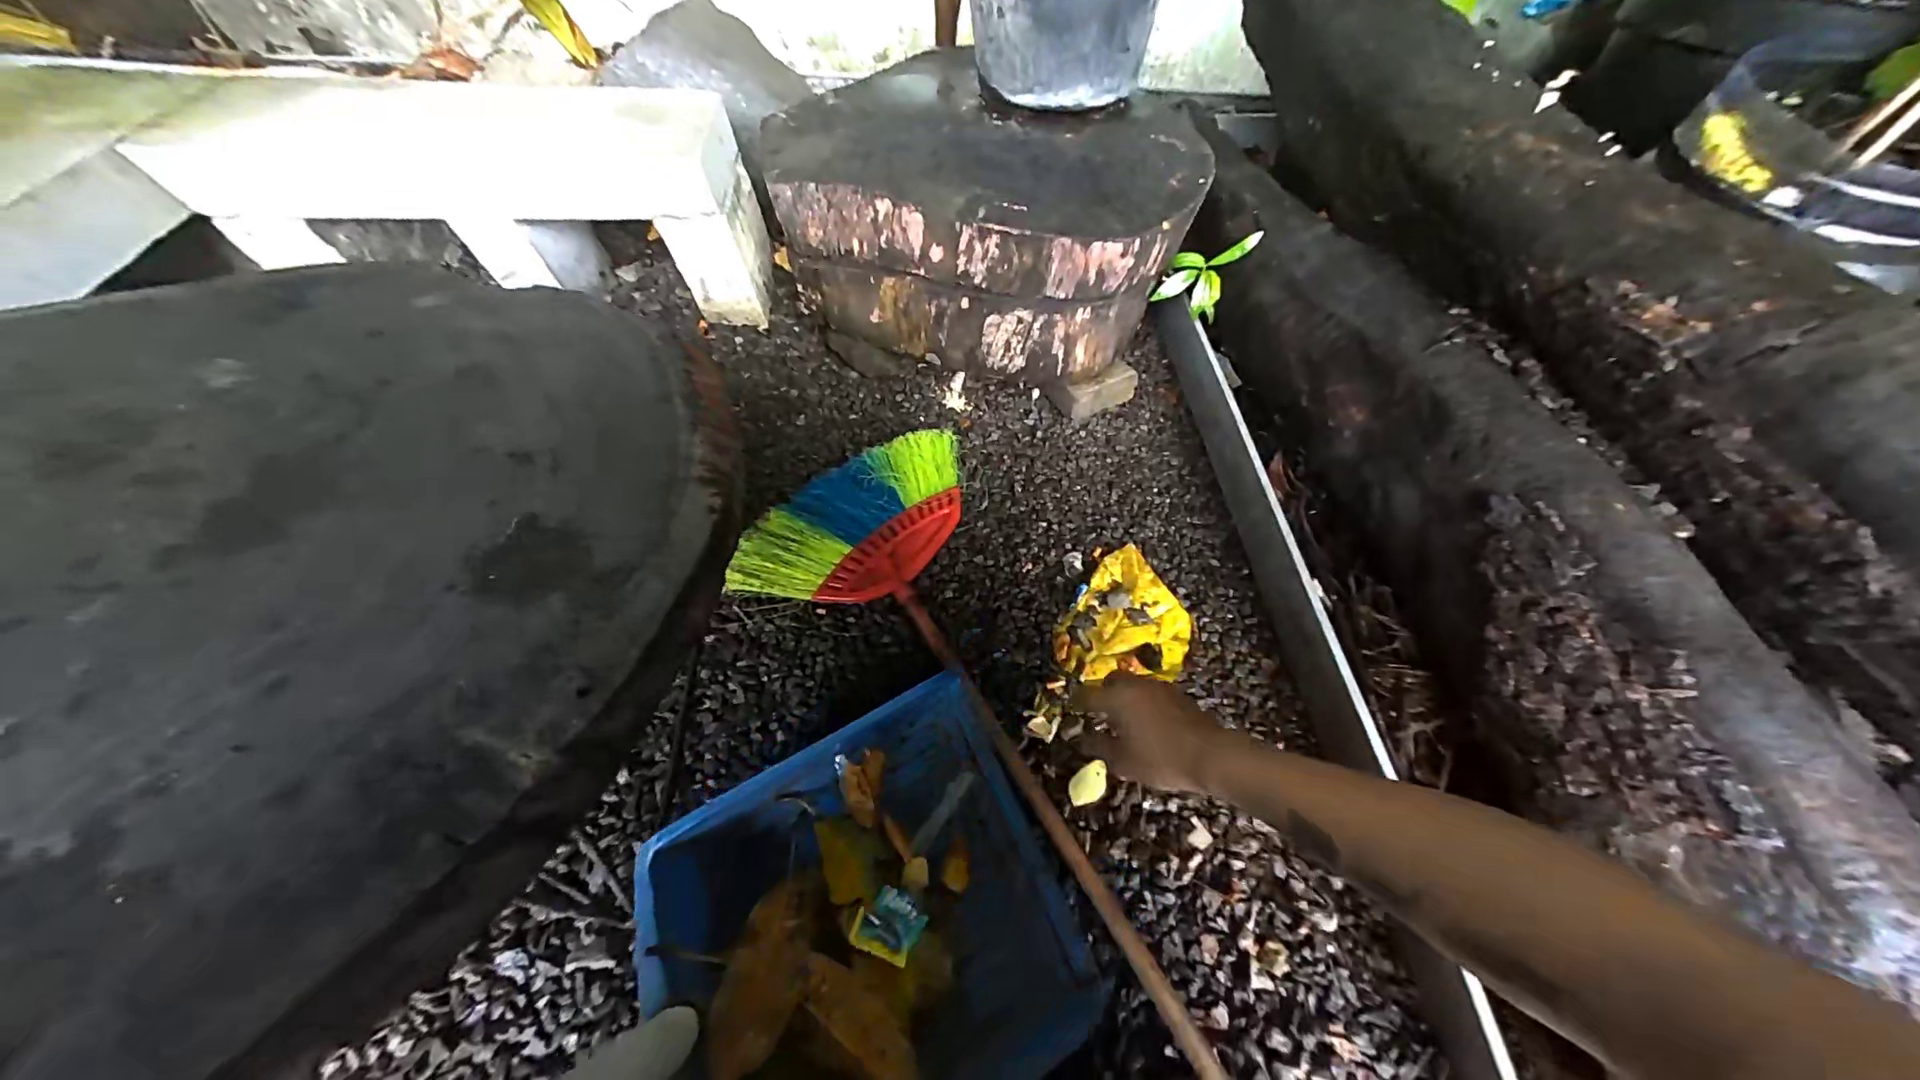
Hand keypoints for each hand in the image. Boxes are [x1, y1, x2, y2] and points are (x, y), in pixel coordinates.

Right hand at [1074, 675, 1228, 793]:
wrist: (1213, 755)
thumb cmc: (1161, 759)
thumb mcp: (1123, 761)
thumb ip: (1099, 747)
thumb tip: (1082, 740)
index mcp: (1117, 698)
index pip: (1086, 695)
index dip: (1076, 703)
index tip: (1071, 710)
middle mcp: (1136, 685)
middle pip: (1111, 682)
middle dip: (1102, 694)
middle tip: (1099, 714)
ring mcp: (1159, 688)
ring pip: (1133, 686)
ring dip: (1125, 698)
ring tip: (1124, 721)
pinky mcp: (1178, 695)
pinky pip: (1151, 694)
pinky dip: (1144, 704)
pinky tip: (1148, 724)